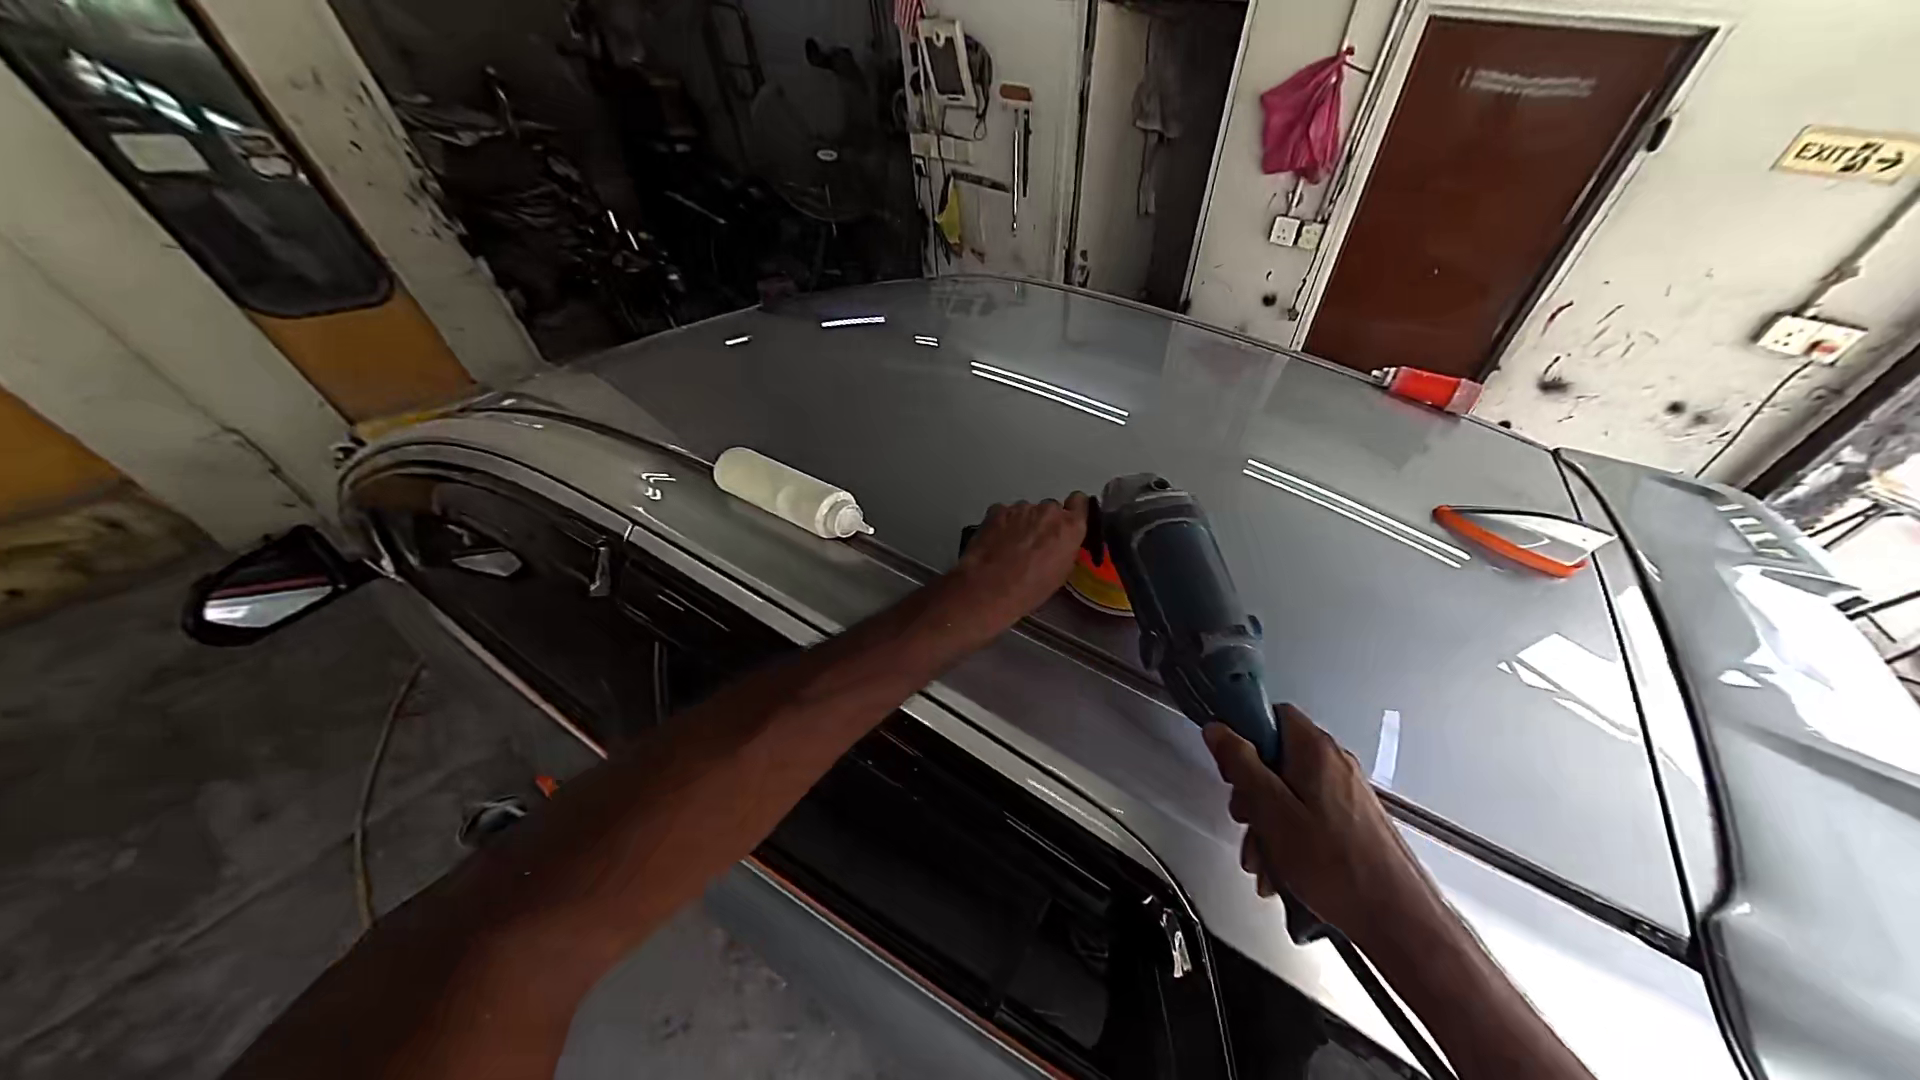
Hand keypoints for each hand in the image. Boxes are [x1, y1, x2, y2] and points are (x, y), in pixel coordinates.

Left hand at [944, 493, 1089, 632]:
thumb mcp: (1061, 572)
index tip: (1066, 519)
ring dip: (1022, 523)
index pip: (1079, 501)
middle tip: (1033, 542)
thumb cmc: (1030, 588)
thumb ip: (1065, 547)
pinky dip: (1002, 523)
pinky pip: (1005, 512)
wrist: (990, 589)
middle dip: (1043, 522)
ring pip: (1026, 510)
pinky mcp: (998, 510)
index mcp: (1070, 527)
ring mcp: (1022, 508)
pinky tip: (996, 542)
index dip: (1072, 509)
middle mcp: (1049, 511)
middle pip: (1050, 508)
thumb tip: (1059, 543)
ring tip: (1011, 546)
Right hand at [1204, 705, 1429, 944]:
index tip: (1228, 757)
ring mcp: (1347, 793)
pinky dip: (1290, 837)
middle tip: (1247, 815)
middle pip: (1275, 757)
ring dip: (1268, 822)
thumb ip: (1241, 764)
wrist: (1398, 922)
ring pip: (1288, 791)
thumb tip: (1220, 733)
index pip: (1270, 713)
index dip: (1242, 733)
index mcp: (1315, 751)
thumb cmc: (1343, 869)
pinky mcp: (1352, 820)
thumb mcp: (1270, 810)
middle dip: (1252, 790)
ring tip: (1266, 857)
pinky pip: (1307, 815)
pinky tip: (1284, 869)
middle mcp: (1335, 764)